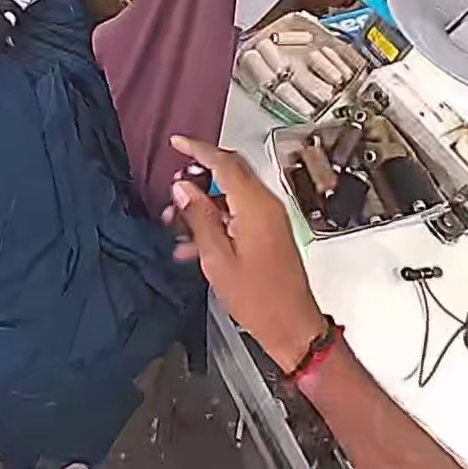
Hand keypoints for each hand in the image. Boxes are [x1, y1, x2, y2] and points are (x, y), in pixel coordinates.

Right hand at [163, 135, 325, 369]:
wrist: (291, 326)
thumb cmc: (260, 299)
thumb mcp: (217, 258)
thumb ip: (199, 218)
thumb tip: (184, 190)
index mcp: (255, 206)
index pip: (224, 162)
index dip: (198, 149)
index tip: (178, 142)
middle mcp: (266, 205)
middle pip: (231, 171)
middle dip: (200, 172)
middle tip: (176, 183)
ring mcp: (270, 217)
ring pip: (232, 193)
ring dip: (205, 200)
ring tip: (179, 218)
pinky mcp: (269, 230)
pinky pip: (239, 211)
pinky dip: (216, 217)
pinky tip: (195, 239)